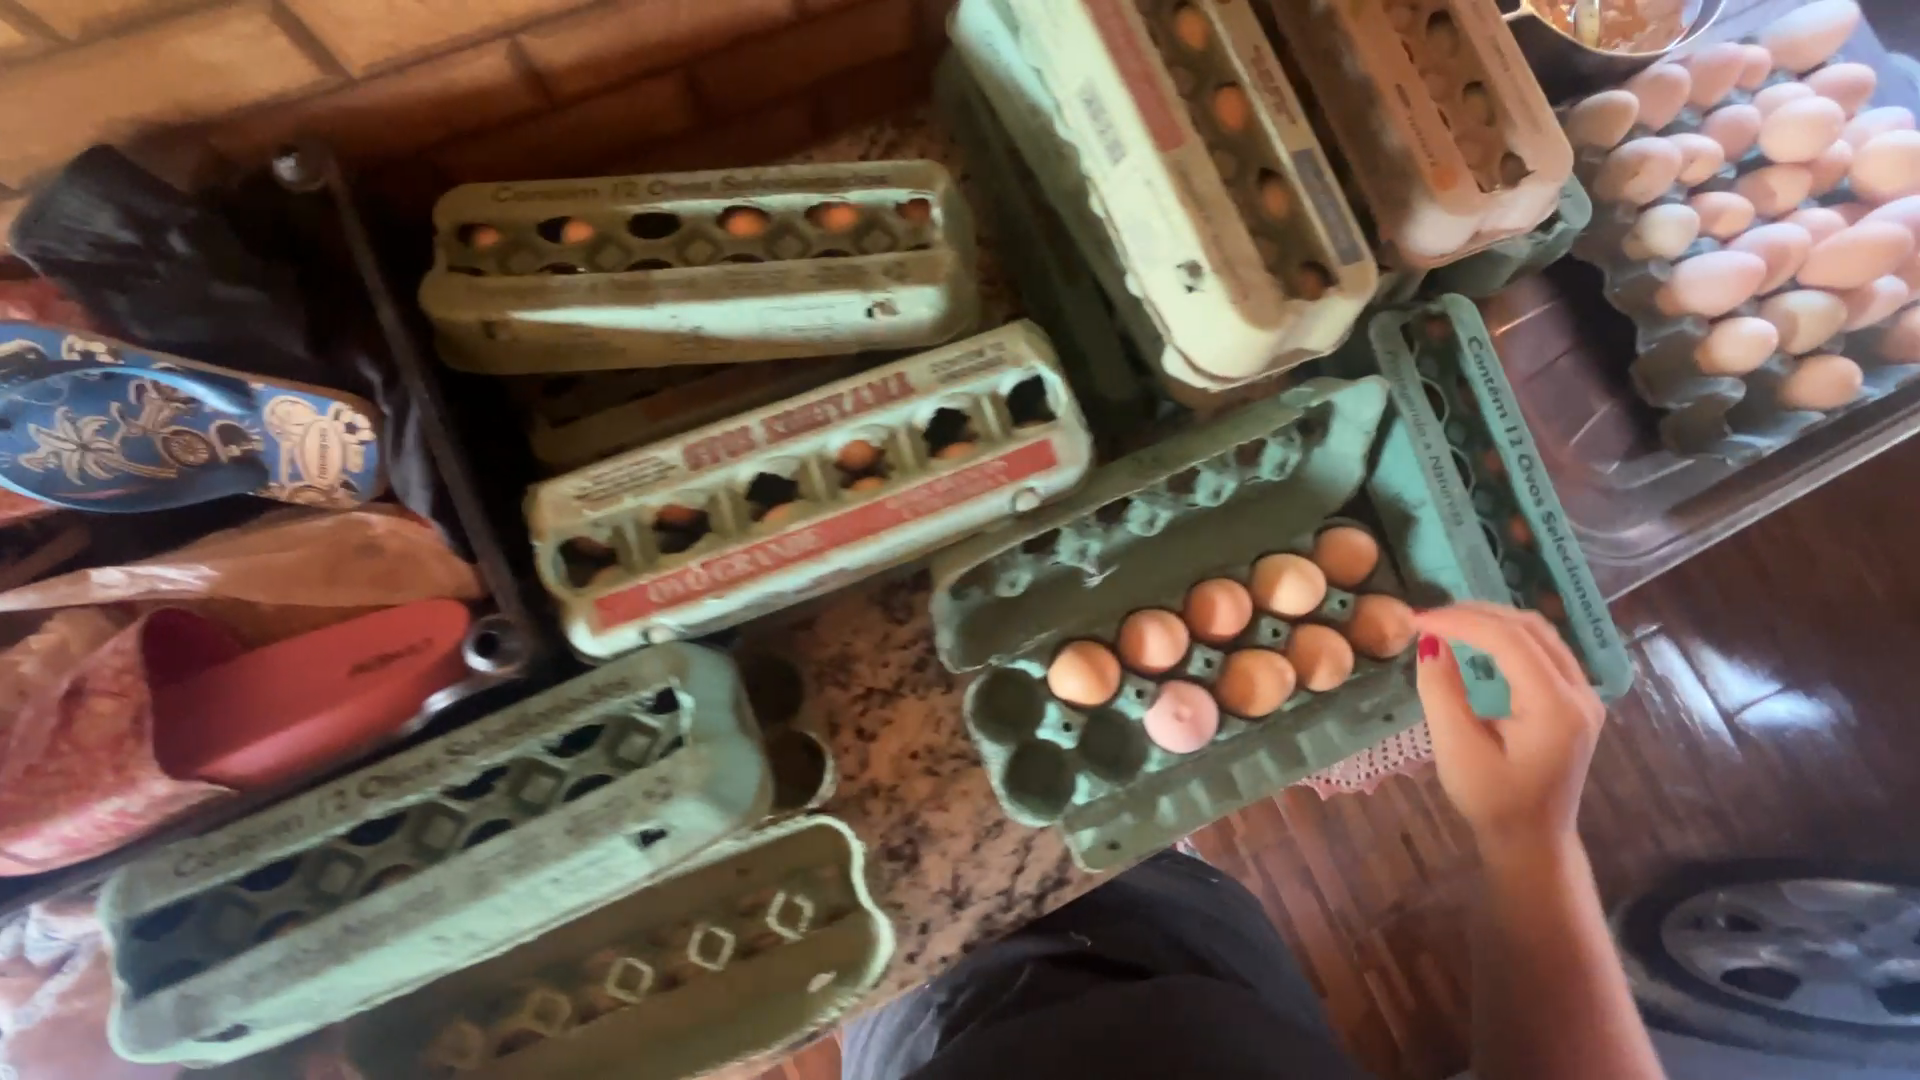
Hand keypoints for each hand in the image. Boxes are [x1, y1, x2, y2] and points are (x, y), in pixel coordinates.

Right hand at [1412, 603, 1605, 854]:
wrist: (1532, 839)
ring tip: (1446, 622)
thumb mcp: (1457, 747)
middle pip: (1529, 628)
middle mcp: (1579, 693)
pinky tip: (1475, 639)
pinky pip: (1543, 649)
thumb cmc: (1491, 799)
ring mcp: (1583, 696)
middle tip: (1427, 617)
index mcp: (1555, 706)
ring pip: (1540, 633)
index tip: (1415, 621)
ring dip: (1491, 620)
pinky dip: (1505, 635)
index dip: (1459, 621)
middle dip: (1475, 613)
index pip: (1508, 640)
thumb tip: (1430, 642)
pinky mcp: (1573, 701)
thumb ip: (1442, 690)